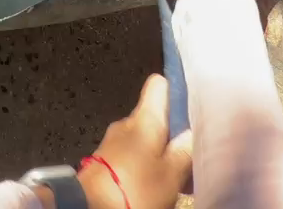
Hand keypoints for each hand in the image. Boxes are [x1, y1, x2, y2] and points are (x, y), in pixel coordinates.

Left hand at [80, 75, 192, 208]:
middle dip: (173, 135)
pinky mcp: (105, 161)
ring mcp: (114, 141)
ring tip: (175, 177)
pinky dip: (145, 165)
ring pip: (144, 139)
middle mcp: (127, 123)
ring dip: (160, 153)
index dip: (176, 92)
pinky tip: (154, 184)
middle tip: (190, 157)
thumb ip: (184, 152)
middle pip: (155, 117)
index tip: (191, 111)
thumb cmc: (135, 188)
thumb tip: (192, 132)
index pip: (159, 85)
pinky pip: (131, 154)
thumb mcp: (170, 175)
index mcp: (144, 118)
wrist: (90, 208)